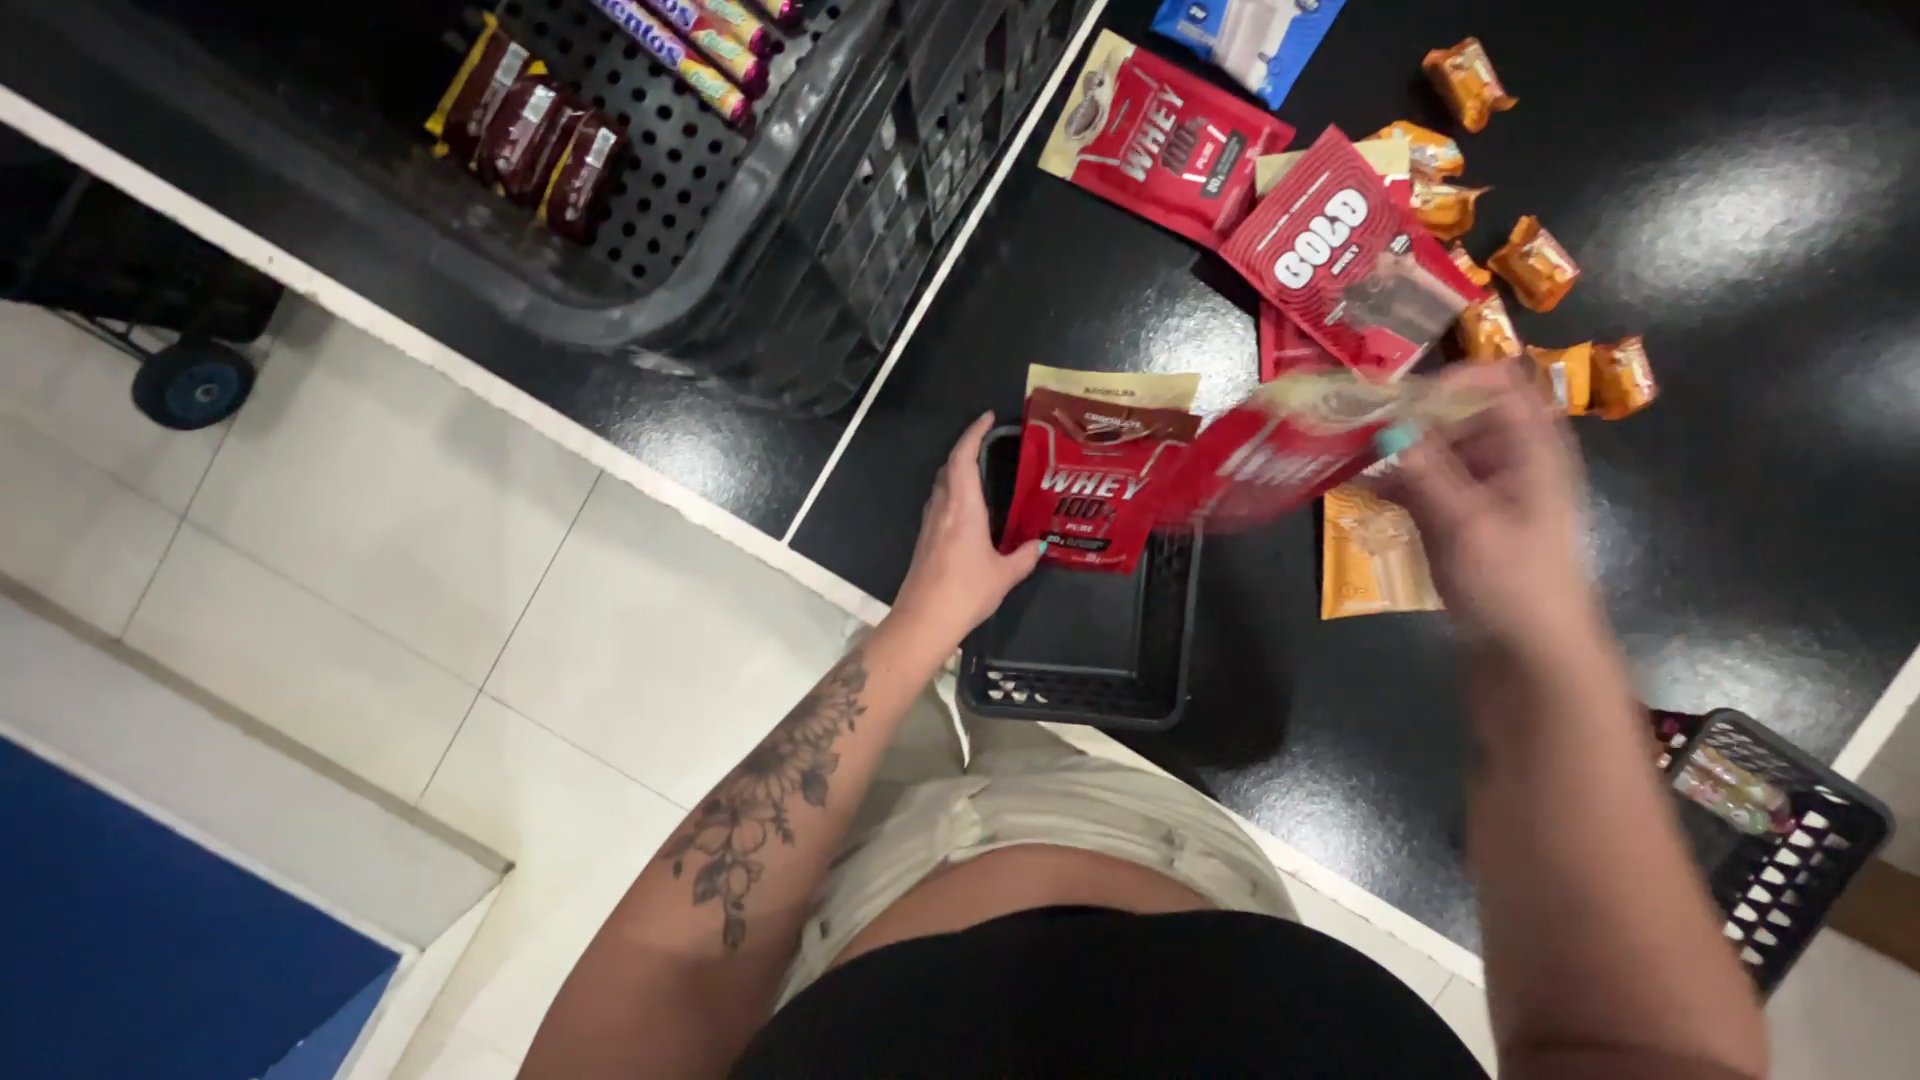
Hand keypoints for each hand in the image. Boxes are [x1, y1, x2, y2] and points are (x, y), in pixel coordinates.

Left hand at [888, 412, 1043, 651]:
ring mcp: (929, 524)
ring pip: (941, 485)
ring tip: (981, 471)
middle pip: (949, 467)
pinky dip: (953, 493)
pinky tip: (967, 508)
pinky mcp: (925, 540)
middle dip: (966, 449)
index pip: (963, 457)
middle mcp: (942, 508)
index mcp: (963, 507)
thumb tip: (1039, 545)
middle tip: (988, 443)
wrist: (924, 620)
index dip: (973, 433)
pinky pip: (939, 504)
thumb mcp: (1004, 575)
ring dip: (957, 471)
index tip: (987, 418)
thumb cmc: (966, 592)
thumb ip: (1023, 556)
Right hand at [1379, 362, 1602, 651]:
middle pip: (1459, 413)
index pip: (1498, 384)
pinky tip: (1363, 486)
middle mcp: (1506, 459)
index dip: (1451, 380)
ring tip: (1351, 454)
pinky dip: (1396, 480)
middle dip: (1410, 415)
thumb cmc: (1513, 584)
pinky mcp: (1458, 517)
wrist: (1530, 653)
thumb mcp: (1467, 525)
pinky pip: (1424, 483)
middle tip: (1359, 427)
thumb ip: (1426, 473)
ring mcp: (1480, 489)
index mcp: (1529, 450)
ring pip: (1436, 448)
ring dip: (1397, 448)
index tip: (1399, 399)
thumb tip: (1386, 424)